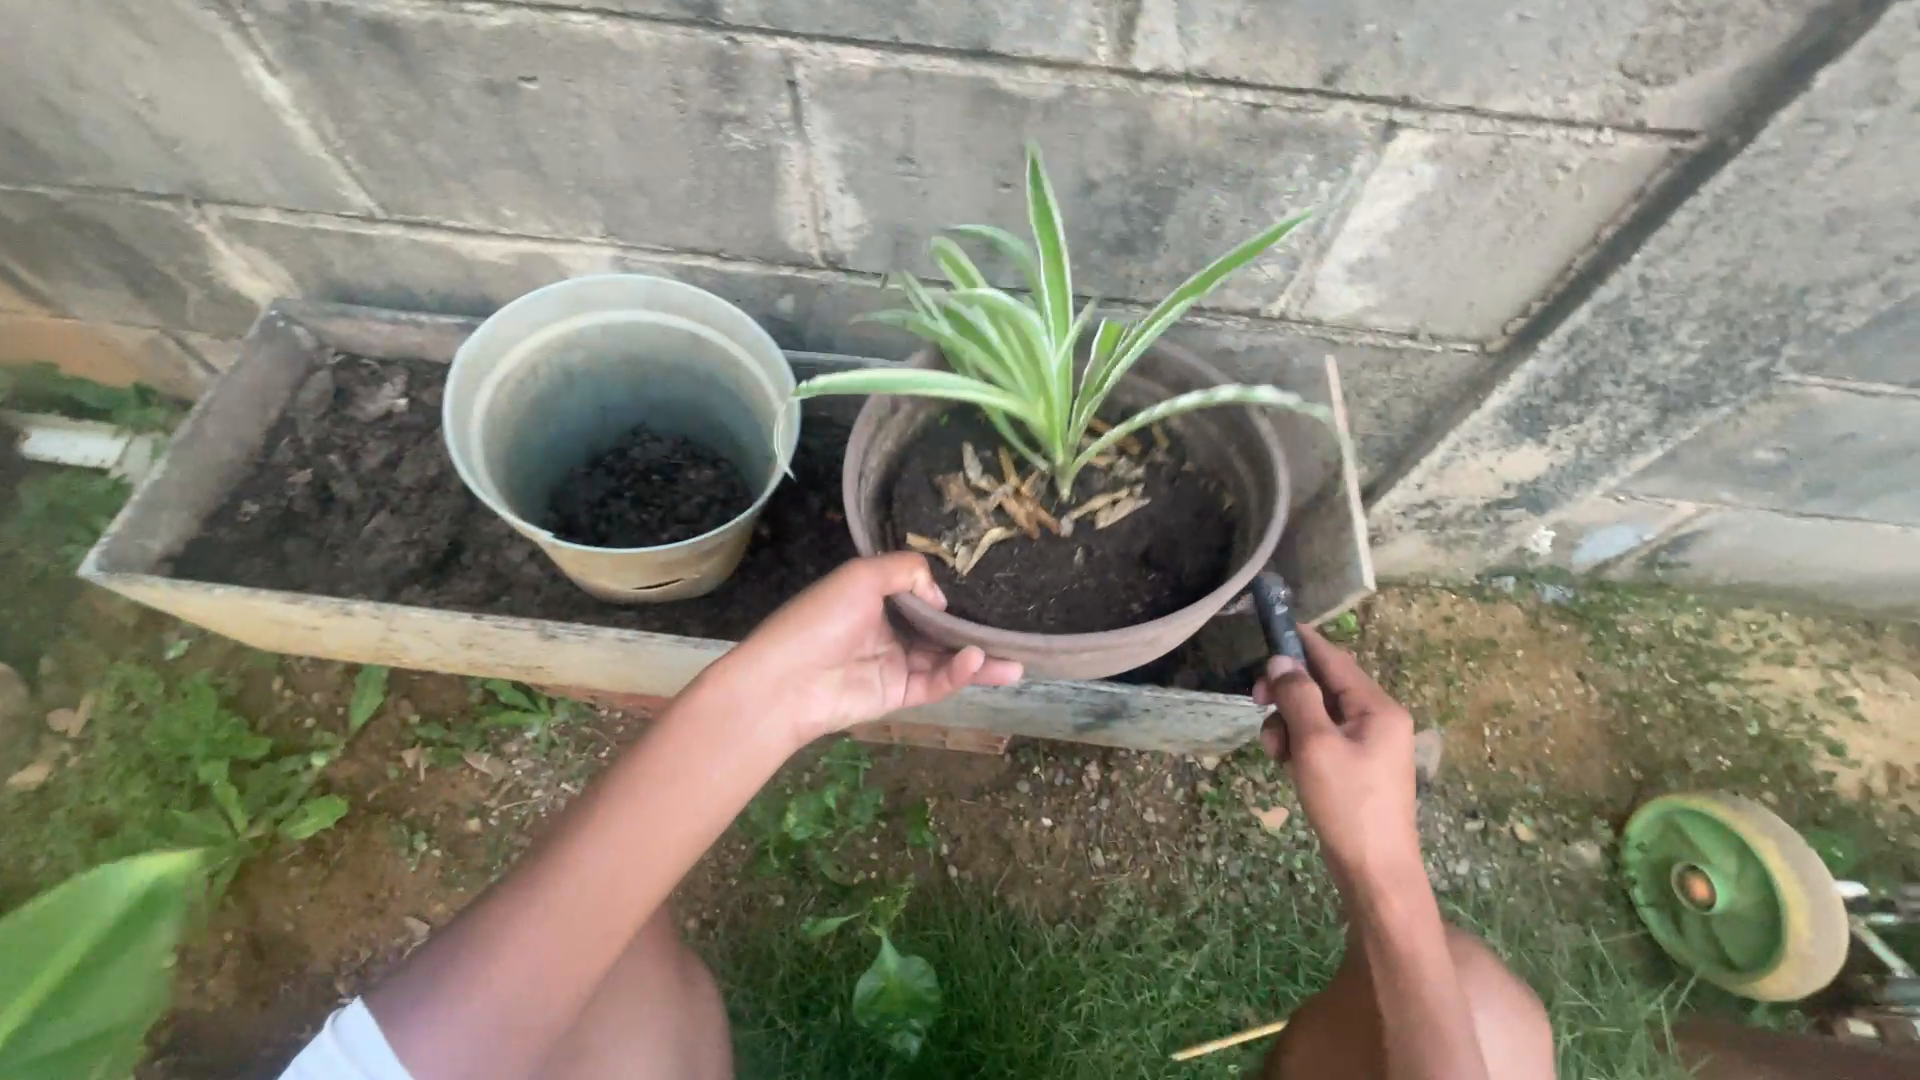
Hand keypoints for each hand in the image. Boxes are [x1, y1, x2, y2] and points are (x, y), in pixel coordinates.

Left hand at [697, 553, 1022, 745]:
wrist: (787, 680)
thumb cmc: (821, 619)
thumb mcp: (862, 575)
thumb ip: (907, 571)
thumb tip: (941, 597)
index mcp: (876, 600)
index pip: (922, 596)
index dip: (951, 594)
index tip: (985, 589)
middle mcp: (890, 631)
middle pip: (941, 631)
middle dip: (975, 632)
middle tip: (1013, 631)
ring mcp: (895, 665)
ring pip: (945, 660)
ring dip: (977, 658)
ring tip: (1014, 658)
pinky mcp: (898, 695)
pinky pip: (936, 683)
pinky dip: (959, 674)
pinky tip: (977, 661)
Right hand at [1253, 625, 1420, 891]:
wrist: (1373, 870)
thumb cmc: (1347, 803)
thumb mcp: (1314, 744)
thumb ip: (1297, 696)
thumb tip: (1282, 661)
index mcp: (1378, 709)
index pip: (1335, 660)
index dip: (1304, 642)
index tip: (1273, 628)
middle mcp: (1378, 720)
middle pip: (1323, 686)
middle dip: (1286, 692)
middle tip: (1255, 700)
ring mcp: (1368, 745)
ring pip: (1316, 714)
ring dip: (1287, 722)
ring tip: (1274, 749)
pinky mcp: (1355, 767)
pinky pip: (1320, 739)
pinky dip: (1298, 743)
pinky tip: (1285, 763)